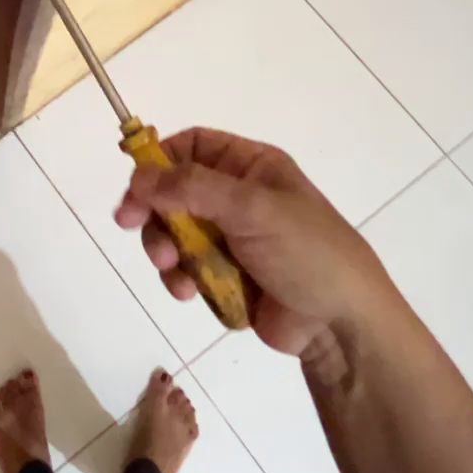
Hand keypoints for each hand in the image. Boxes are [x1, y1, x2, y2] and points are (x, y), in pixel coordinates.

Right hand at [115, 128, 399, 358]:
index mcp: (250, 167)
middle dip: (152, 211)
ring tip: (172, 268)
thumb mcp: (251, 208)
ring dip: (163, 248)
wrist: (342, 325)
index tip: (133, 182)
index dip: (158, 159)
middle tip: (130, 225)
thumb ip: (191, 187)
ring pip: (172, 231)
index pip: (190, 146)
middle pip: (171, 191)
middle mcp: (236, 197)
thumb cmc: (306, 252)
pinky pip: (183, 266)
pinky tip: (188, 292)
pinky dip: (178, 277)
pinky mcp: (223, 274)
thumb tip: (138, 176)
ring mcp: (229, 237)